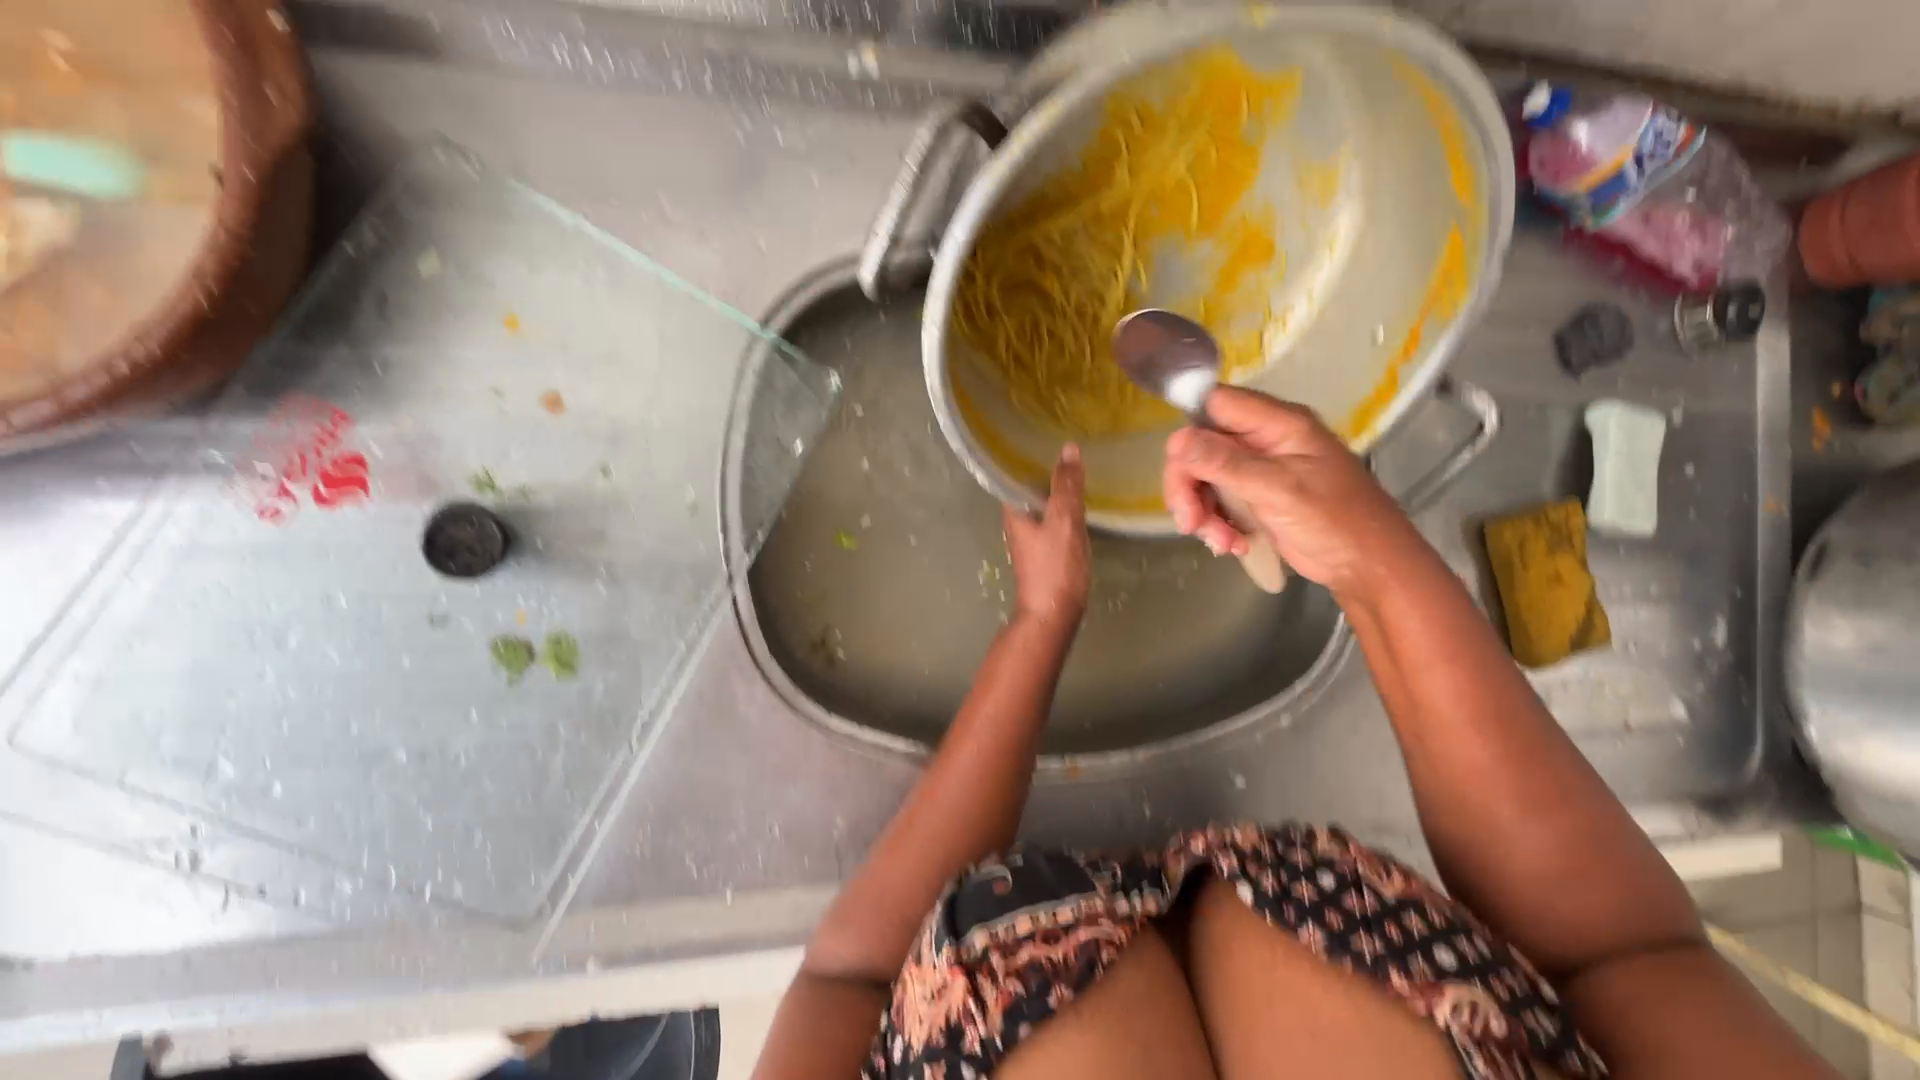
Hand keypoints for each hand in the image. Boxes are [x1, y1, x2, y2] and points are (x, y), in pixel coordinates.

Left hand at [1004, 443, 1089, 631]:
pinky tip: (1079, 498)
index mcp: (1013, 509)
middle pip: (1029, 484)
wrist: (1053, 615)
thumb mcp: (1064, 522)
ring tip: (1076, 463)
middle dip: (1045, 466)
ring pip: (1042, 501)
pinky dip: (1063, 504)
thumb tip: (1069, 448)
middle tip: (1066, 440)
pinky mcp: (1044, 547)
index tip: (1043, 429)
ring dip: (1056, 485)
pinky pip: (1052, 516)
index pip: (1013, 470)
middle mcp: (1016, 519)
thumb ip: (1067, 486)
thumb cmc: (1054, 568)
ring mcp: (1029, 534)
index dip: (1027, 451)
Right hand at [1161, 387, 1424, 596]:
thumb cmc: (1335, 521)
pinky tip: (1231, 545)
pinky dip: (1216, 524)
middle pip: (1201, 446)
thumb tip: (1176, 439)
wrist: (1367, 566)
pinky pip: (1218, 501)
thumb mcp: (1278, 490)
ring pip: (1204, 477)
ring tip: (1220, 542)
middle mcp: (1264, 439)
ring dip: (1201, 511)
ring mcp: (1259, 469)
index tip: (1178, 467)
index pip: (1215, 404)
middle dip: (1189, 485)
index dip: (1190, 429)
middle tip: (1189, 522)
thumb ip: (1226, 463)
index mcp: (1277, 423)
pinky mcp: (1256, 497)